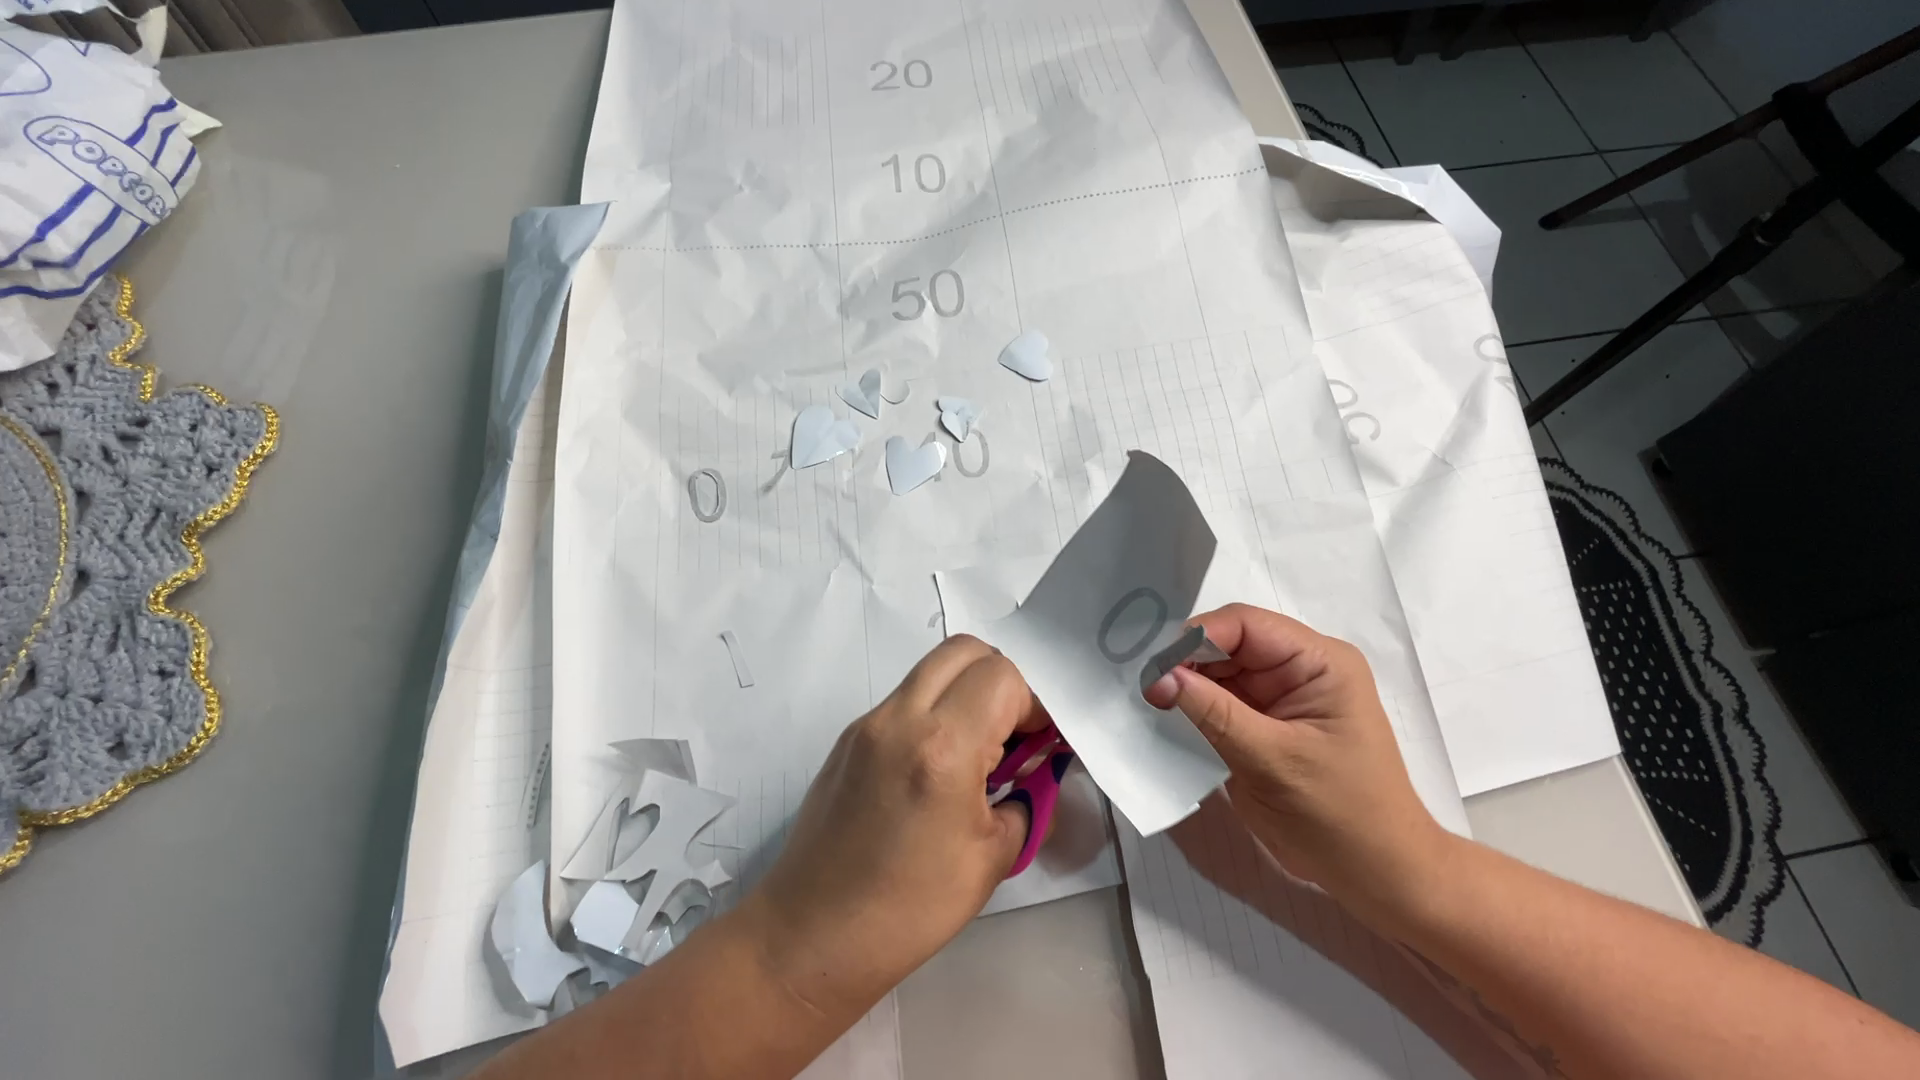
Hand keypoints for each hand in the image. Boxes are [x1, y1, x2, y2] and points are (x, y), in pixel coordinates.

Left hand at [738, 635, 1046, 1025]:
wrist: (811, 936)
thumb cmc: (910, 909)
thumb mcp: (992, 858)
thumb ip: (1024, 799)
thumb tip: (1033, 772)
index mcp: (942, 746)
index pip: (1003, 676)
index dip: (1033, 705)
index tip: (1038, 745)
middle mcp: (900, 718)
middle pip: (964, 650)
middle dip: (1001, 682)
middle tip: (1012, 735)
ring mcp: (867, 724)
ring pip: (930, 670)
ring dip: (965, 694)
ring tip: (976, 754)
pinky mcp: (848, 739)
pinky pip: (904, 700)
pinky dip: (934, 713)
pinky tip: (937, 770)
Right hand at [1144, 604, 1450, 918]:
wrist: (1377, 875)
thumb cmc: (1339, 815)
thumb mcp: (1272, 760)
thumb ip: (1213, 713)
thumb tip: (1158, 676)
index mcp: (1318, 662)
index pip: (1245, 626)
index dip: (1196, 637)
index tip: (1153, 667)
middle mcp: (1299, 669)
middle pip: (1227, 645)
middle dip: (1184, 662)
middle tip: (1142, 688)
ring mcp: (1280, 698)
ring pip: (1218, 673)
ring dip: (1184, 686)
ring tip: (1145, 702)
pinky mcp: (1264, 726)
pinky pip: (1220, 703)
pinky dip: (1192, 710)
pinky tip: (1164, 719)